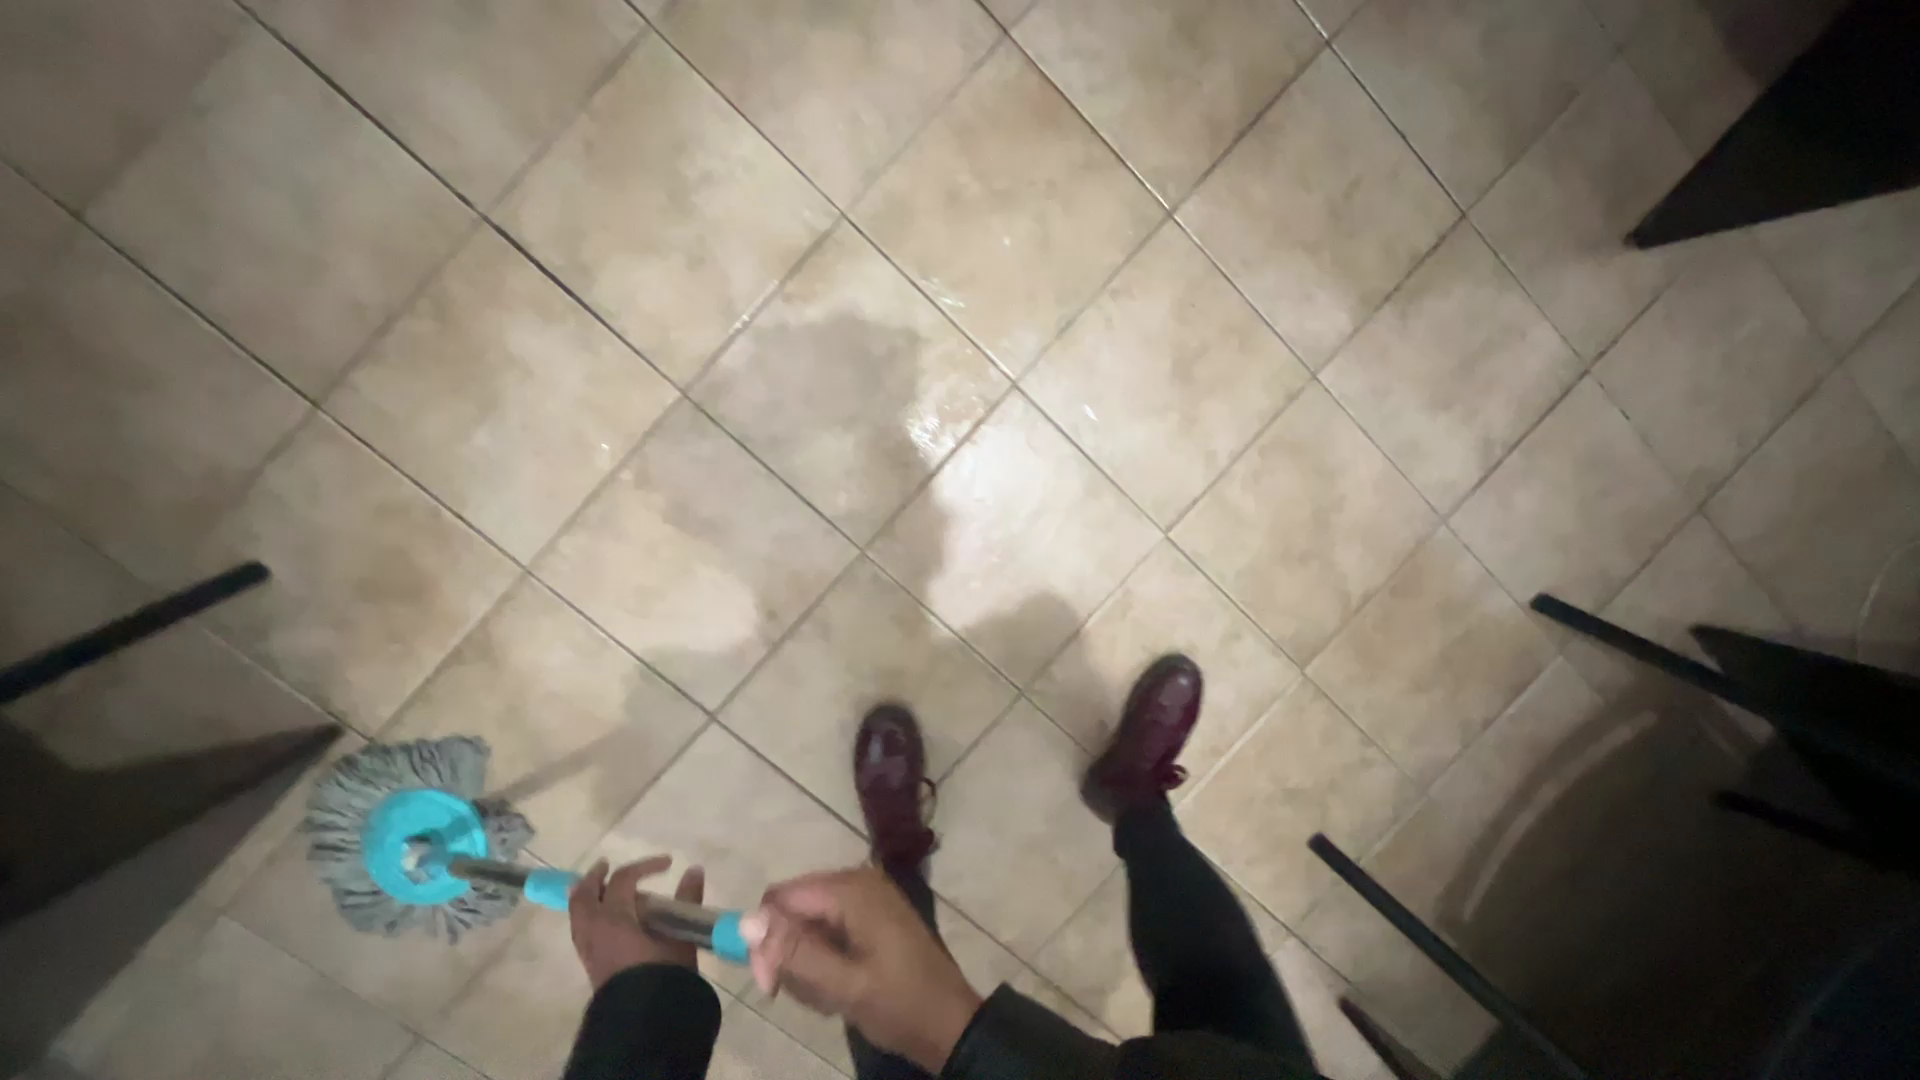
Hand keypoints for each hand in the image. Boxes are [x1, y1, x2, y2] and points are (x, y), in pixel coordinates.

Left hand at [568, 855, 705, 989]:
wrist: (643, 1019)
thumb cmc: (662, 974)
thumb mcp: (679, 935)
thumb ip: (687, 899)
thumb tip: (695, 870)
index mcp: (614, 918)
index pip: (623, 879)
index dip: (645, 866)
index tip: (668, 863)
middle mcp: (594, 930)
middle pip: (584, 895)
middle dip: (595, 878)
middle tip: (606, 866)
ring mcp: (588, 949)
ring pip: (578, 915)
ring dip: (588, 898)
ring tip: (600, 891)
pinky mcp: (591, 965)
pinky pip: (582, 931)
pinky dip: (590, 916)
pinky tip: (607, 920)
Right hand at [746, 866, 982, 1072]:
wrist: (949, 1024)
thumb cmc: (900, 1004)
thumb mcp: (843, 985)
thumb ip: (795, 952)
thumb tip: (747, 922)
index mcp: (852, 889)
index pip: (781, 898)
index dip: (766, 939)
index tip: (771, 985)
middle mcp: (857, 882)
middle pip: (794, 908)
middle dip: (788, 953)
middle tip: (806, 995)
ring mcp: (866, 898)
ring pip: (808, 923)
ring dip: (807, 964)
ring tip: (830, 996)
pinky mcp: (871, 916)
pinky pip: (828, 930)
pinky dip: (825, 961)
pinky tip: (839, 988)